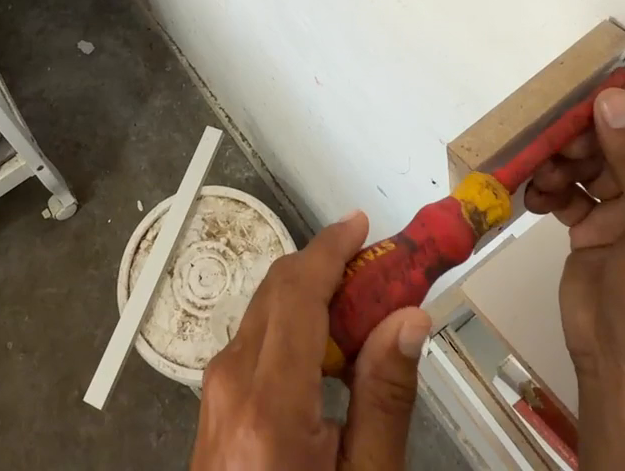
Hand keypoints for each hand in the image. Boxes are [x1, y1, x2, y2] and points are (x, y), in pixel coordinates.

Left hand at [192, 212, 432, 470]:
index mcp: (268, 400)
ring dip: (312, 292)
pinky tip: (331, 342)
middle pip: (278, 290)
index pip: (298, 292)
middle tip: (381, 265)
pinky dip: (294, 321)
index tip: (361, 223)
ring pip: (266, 309)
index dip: (330, 248)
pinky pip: (256, 336)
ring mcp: (216, 387)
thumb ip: (384, 398)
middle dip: (328, 264)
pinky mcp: (215, 397)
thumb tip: (410, 319)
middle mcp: (231, 379)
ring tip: (366, 302)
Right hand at [524, 88, 624, 470]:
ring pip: (596, 169)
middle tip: (556, 139)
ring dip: (566, 165)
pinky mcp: (596, 234)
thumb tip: (613, 99)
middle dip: (592, 143)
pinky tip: (537, 196)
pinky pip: (572, 194)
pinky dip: (552, 189)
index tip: (593, 102)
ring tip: (544, 174)